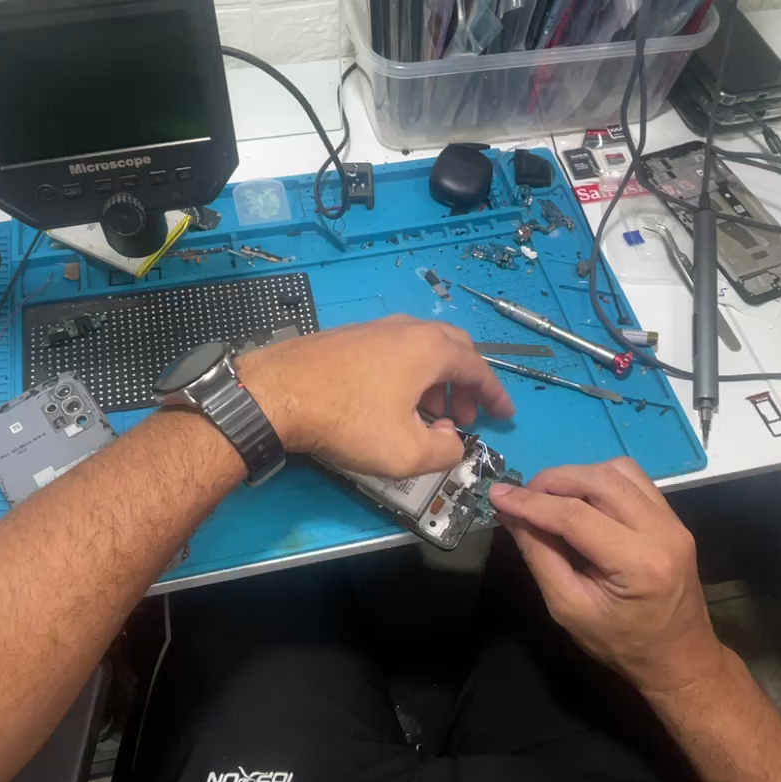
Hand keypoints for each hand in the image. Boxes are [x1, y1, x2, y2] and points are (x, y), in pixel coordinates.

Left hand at [237, 316, 514, 475]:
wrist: (277, 394)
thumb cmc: (348, 421)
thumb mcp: (407, 452)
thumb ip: (445, 452)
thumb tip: (452, 442)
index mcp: (430, 349)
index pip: (477, 368)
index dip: (494, 394)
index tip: (504, 414)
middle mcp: (406, 329)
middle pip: (452, 350)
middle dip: (464, 385)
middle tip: (464, 417)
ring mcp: (373, 328)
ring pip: (419, 350)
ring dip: (434, 382)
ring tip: (427, 417)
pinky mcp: (346, 338)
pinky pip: (392, 353)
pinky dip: (406, 376)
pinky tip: (390, 404)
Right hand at [488, 459, 726, 696]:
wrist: (678, 659)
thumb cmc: (620, 643)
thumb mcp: (568, 608)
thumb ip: (539, 556)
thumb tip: (510, 514)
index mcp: (638, 564)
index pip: (575, 516)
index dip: (531, 502)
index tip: (497, 495)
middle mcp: (662, 532)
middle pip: (600, 480)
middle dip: (552, 480)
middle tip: (521, 496)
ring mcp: (673, 521)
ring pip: (618, 470)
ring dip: (577, 475)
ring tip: (549, 497)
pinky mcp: (672, 518)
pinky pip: (633, 479)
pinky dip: (599, 479)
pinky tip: (580, 499)